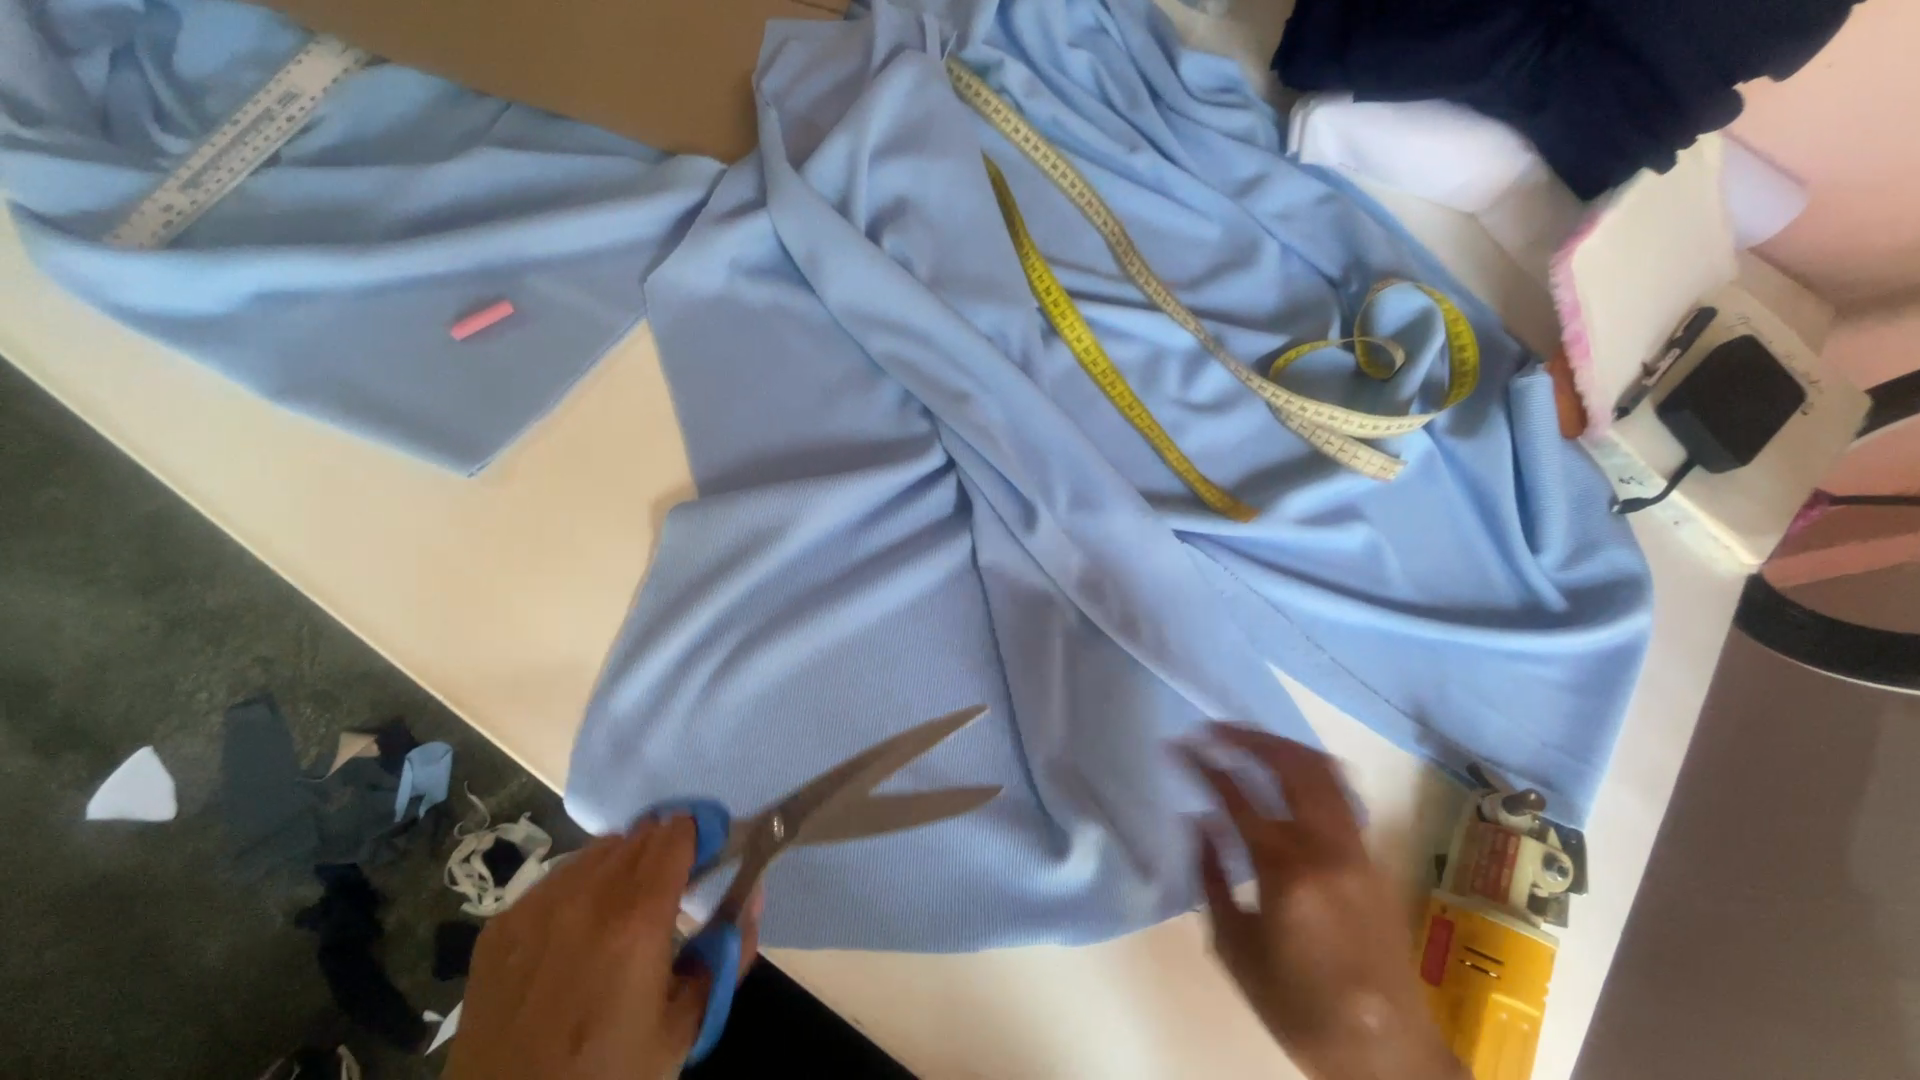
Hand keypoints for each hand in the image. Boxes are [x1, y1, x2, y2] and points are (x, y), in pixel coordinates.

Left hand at [446, 815, 759, 1079]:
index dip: (700, 835)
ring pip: (596, 852)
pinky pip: (555, 879)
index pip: (676, 835)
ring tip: (629, 904)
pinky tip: (581, 928)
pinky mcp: (501, 925)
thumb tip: (752, 896)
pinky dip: (580, 886)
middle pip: (639, 836)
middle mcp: (585, 898)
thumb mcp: (684, 1028)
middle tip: (677, 883)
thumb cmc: (610, 1074)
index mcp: (638, 920)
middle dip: (665, 849)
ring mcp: (536, 908)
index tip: (712, 852)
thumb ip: (727, 955)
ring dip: (623, 862)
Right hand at [1181, 723, 1463, 1079]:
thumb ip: (1212, 876)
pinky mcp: (1374, 858)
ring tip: (1248, 741)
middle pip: (1290, 765)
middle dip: (1248, 738)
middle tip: (1213, 730)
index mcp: (1286, 871)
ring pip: (1324, 772)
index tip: (1178, 746)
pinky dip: (1310, 772)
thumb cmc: (1296, 1006)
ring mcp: (1358, 848)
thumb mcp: (1235, 947)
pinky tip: (1288, 777)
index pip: (1236, 795)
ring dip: (1282, 747)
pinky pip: (1341, 795)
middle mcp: (1328, 846)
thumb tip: (1199, 822)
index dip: (1203, 765)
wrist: (1383, 1049)